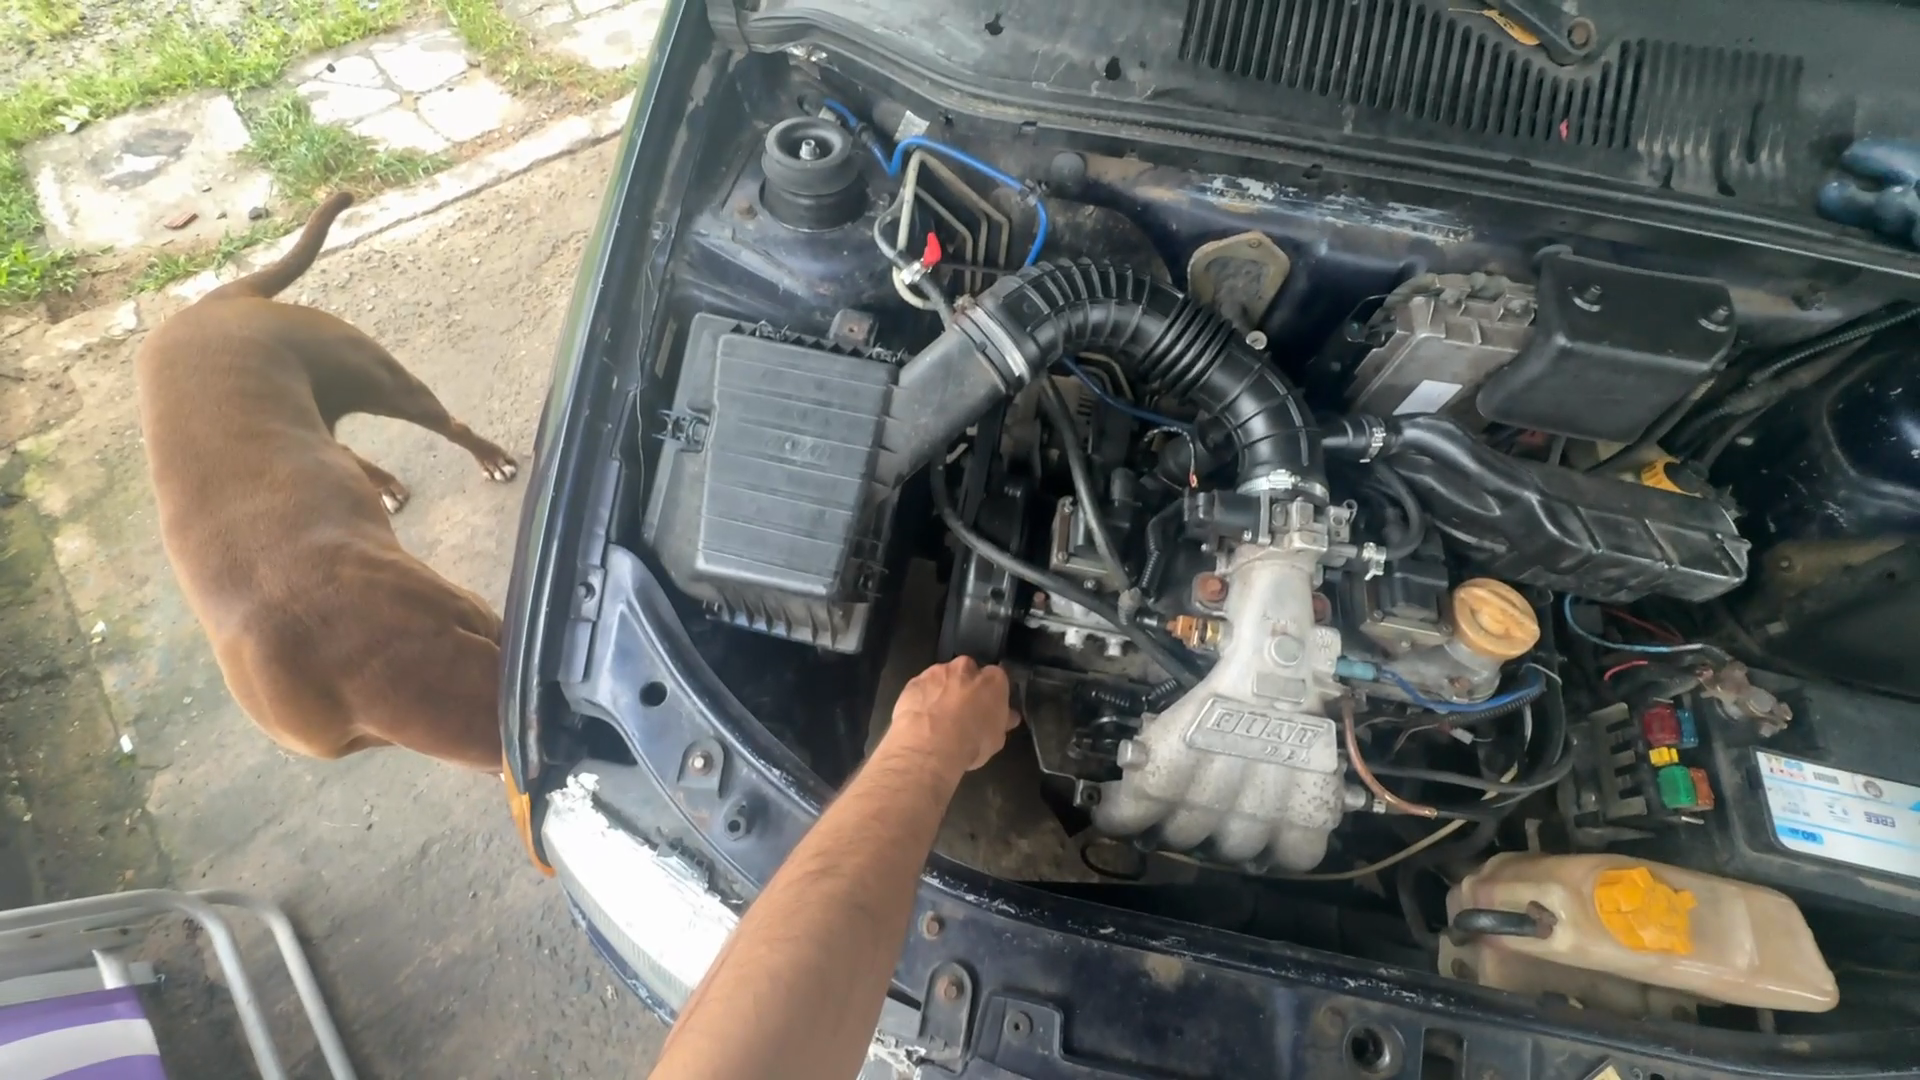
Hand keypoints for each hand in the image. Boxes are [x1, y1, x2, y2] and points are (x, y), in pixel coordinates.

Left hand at [886, 657, 1018, 774]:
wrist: (928, 749)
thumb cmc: (970, 745)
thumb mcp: (996, 740)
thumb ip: (1002, 721)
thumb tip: (1008, 716)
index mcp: (992, 680)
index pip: (997, 677)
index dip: (991, 691)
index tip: (987, 705)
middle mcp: (965, 669)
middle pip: (968, 671)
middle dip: (966, 685)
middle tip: (962, 709)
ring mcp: (937, 672)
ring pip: (943, 676)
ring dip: (942, 689)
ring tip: (938, 716)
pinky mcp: (914, 682)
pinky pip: (922, 686)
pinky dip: (922, 697)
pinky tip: (921, 717)